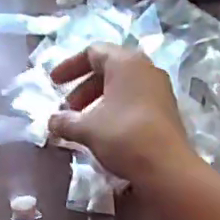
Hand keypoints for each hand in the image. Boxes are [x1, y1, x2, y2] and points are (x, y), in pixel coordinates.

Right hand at [47, 45, 199, 182]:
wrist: (167, 167)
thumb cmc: (124, 136)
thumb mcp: (88, 129)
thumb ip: (66, 121)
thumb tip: (52, 122)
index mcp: (125, 61)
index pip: (92, 52)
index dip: (69, 67)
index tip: (53, 83)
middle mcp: (145, 68)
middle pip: (108, 69)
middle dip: (84, 89)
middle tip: (69, 111)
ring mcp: (159, 89)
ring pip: (122, 87)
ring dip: (99, 102)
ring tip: (85, 124)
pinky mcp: (166, 110)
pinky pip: (135, 101)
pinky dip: (116, 110)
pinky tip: (106, 133)